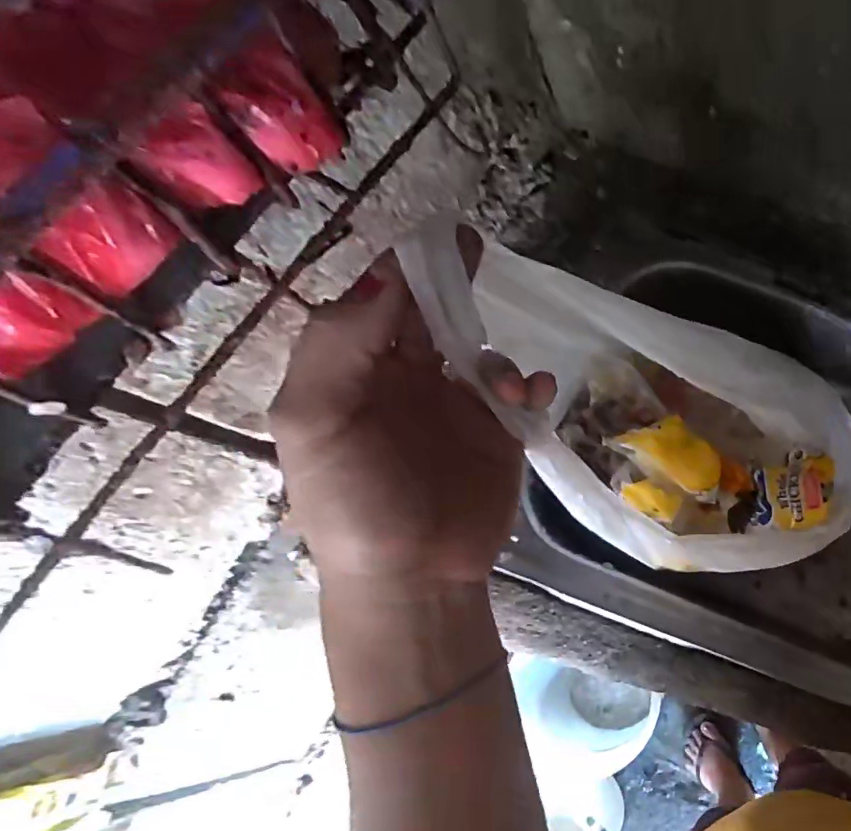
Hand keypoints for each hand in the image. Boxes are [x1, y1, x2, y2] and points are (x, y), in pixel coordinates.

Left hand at [269, 229, 555, 587]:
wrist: (413, 571)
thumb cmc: (353, 501)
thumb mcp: (315, 420)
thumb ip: (340, 348)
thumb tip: (387, 285)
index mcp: (357, 372)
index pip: (380, 305)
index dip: (405, 269)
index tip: (435, 240)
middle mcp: (410, 382)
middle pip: (435, 318)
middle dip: (454, 286)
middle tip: (478, 250)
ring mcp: (462, 410)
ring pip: (486, 356)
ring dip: (498, 356)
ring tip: (506, 387)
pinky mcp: (504, 439)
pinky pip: (524, 398)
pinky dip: (534, 386)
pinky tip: (534, 394)